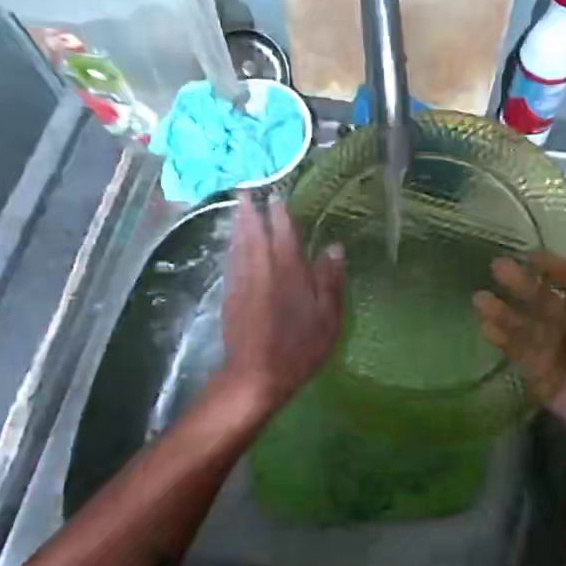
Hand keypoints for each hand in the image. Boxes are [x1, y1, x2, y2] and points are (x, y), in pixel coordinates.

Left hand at [219, 195, 345, 409]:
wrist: (255, 375)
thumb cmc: (299, 347)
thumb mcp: (328, 317)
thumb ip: (330, 279)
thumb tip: (334, 247)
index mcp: (288, 270)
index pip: (283, 231)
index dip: (279, 211)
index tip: (276, 194)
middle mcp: (262, 268)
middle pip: (253, 232)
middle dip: (250, 210)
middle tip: (245, 189)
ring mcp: (242, 282)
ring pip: (239, 244)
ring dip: (238, 224)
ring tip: (238, 208)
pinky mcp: (231, 297)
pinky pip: (231, 261)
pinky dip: (232, 246)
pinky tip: (233, 245)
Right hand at [473, 251, 565, 438]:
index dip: (554, 269)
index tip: (533, 256)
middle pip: (542, 300)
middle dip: (521, 285)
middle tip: (497, 267)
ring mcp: (551, 346)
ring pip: (524, 323)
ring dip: (503, 311)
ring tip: (479, 298)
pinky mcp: (536, 368)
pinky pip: (516, 349)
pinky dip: (502, 338)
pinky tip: (484, 325)